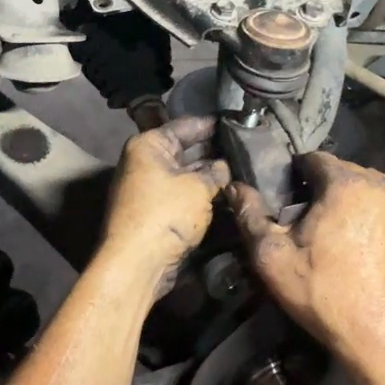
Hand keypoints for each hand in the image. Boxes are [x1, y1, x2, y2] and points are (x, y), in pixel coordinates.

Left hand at [100, 115, 230, 286]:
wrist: (138, 262)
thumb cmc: (166, 214)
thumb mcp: (198, 187)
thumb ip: (215, 172)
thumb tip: (224, 166)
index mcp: (148, 145)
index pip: (185, 125)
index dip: (212, 124)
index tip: (238, 122)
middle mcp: (145, 161)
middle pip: (185, 149)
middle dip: (213, 150)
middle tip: (246, 147)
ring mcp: (149, 186)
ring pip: (186, 172)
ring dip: (210, 173)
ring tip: (243, 167)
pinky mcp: (156, 210)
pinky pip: (183, 192)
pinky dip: (201, 191)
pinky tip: (227, 192)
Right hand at [228, 152, 384, 384]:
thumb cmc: (326, 296)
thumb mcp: (273, 259)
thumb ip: (250, 215)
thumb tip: (234, 186)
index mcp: (346, 184)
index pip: (315, 159)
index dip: (297, 176)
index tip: (290, 200)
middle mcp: (384, 185)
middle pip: (346, 171)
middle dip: (328, 188)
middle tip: (314, 222)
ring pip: (374, 187)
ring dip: (357, 200)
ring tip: (344, 233)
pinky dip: (383, 215)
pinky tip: (373, 243)